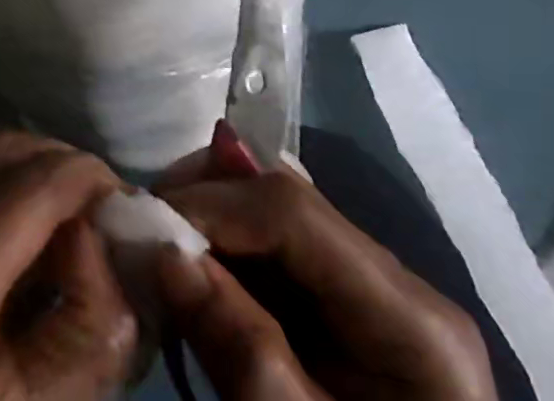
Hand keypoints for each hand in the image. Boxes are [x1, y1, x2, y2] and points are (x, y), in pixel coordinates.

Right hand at [154, 152, 495, 400]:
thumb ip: (240, 351)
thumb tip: (165, 254)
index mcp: (410, 317)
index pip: (296, 214)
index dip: (214, 207)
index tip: (147, 230)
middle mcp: (398, 281)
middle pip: (289, 201)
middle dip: (208, 203)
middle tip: (143, 231)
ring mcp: (376, 289)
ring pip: (279, 218)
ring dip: (213, 224)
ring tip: (159, 251)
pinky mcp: (350, 306)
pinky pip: (281, 255)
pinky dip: (230, 255)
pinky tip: (194, 275)